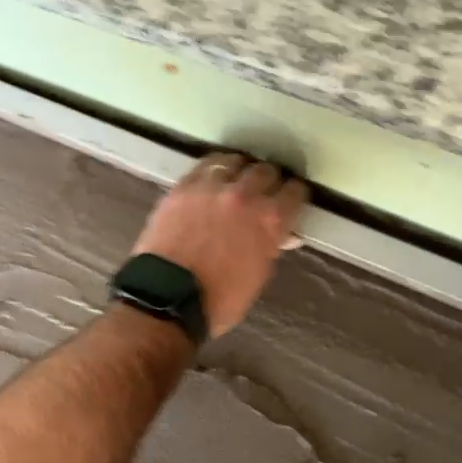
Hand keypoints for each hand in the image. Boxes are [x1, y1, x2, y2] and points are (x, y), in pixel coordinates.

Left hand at [131, 152, 307, 338]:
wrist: (166, 299)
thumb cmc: (218, 300)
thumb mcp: (257, 278)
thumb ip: (270, 248)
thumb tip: (283, 235)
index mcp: (270, 221)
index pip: (295, 192)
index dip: (293, 196)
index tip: (288, 201)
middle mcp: (246, 196)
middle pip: (266, 171)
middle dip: (267, 181)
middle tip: (261, 192)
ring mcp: (212, 188)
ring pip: (235, 162)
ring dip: (239, 170)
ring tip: (235, 180)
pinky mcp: (183, 187)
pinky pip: (205, 165)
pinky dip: (213, 168)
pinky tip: (213, 175)